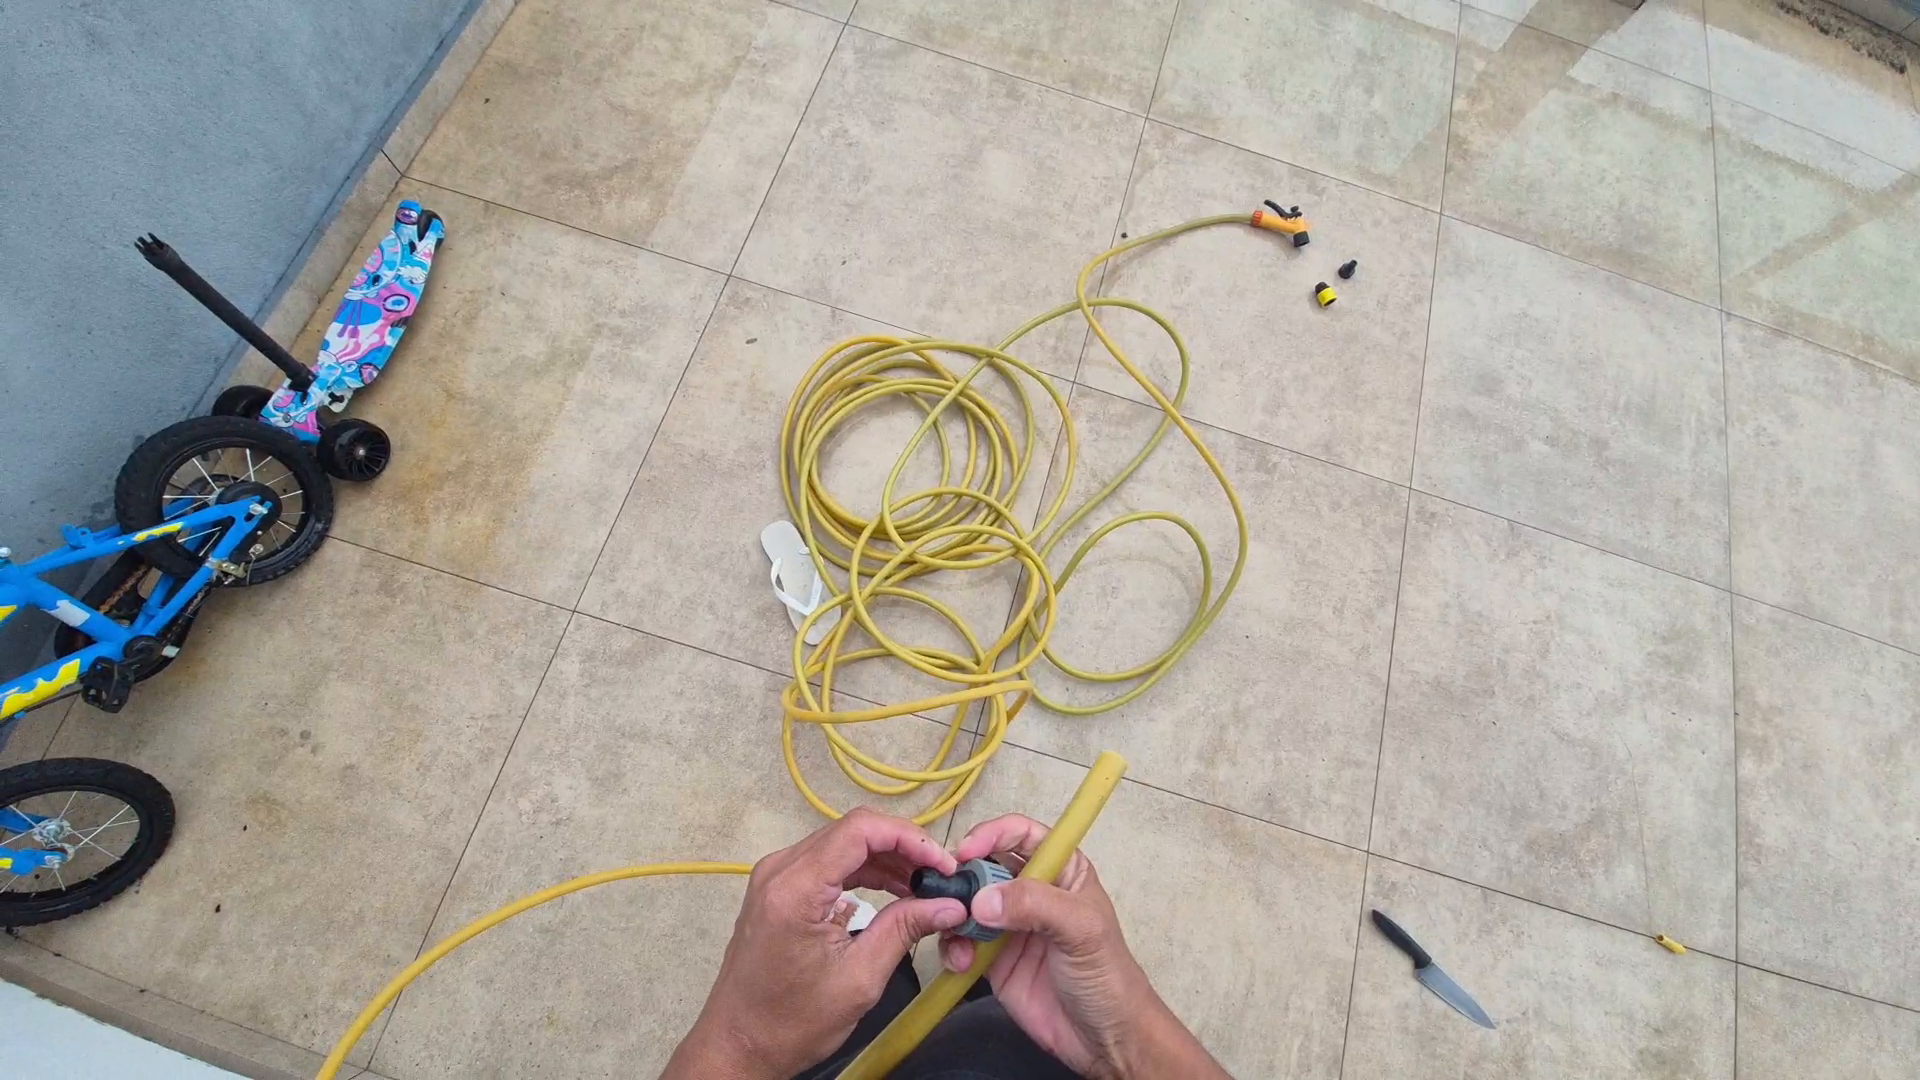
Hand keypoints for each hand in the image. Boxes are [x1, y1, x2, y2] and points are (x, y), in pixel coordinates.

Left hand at [663, 809, 967, 1079]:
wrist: (736, 1046)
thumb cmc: (792, 1022)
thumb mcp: (859, 980)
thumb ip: (904, 929)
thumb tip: (952, 905)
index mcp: (796, 888)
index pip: (860, 830)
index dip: (908, 837)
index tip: (941, 863)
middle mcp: (781, 867)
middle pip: (854, 830)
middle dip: (903, 845)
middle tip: (939, 873)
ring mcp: (778, 872)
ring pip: (845, 841)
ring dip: (887, 856)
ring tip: (923, 883)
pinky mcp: (781, 883)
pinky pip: (831, 858)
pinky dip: (865, 867)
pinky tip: (895, 887)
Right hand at [940, 815, 1229, 1079]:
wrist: (1104, 1041)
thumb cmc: (1107, 974)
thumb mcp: (1080, 929)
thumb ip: (1034, 904)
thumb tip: (982, 899)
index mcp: (1060, 868)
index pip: (1021, 834)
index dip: (993, 833)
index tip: (967, 850)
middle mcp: (1030, 889)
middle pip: (986, 863)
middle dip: (965, 874)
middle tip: (949, 892)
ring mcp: (1009, 923)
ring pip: (968, 901)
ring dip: (954, 911)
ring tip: (954, 930)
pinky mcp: (991, 957)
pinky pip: (961, 939)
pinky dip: (953, 945)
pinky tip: (960, 960)